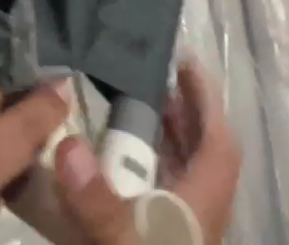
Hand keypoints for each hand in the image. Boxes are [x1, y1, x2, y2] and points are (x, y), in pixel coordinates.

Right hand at [49, 62, 240, 243]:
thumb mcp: (118, 243)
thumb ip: (96, 200)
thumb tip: (70, 144)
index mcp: (201, 206)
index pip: (218, 145)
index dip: (206, 100)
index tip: (183, 62)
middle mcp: (196, 215)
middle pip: (200, 154)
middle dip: (179, 112)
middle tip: (145, 76)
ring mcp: (177, 229)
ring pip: (180, 175)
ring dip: (161, 138)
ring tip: (127, 106)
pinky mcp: (155, 236)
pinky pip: (157, 192)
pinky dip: (141, 168)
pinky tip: (109, 161)